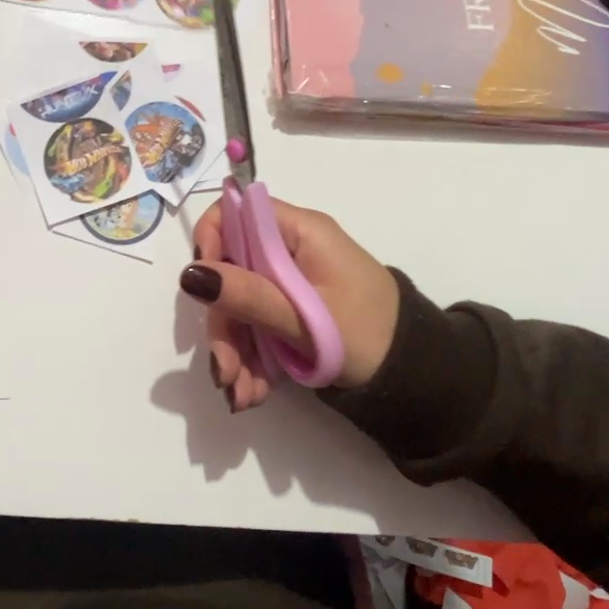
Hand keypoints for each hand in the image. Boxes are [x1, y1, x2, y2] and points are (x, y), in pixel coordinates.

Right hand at [180, 199, 400, 412]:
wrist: (419, 381)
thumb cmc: (370, 336)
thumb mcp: (305, 319)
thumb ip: (248, 296)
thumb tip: (190, 274)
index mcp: (299, 232)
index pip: (236, 212)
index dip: (211, 243)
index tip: (202, 288)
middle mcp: (290, 250)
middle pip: (232, 270)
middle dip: (224, 324)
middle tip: (224, 371)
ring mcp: (290, 282)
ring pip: (241, 304)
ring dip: (235, 351)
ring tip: (239, 396)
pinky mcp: (292, 311)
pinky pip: (258, 325)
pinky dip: (251, 359)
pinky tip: (252, 393)